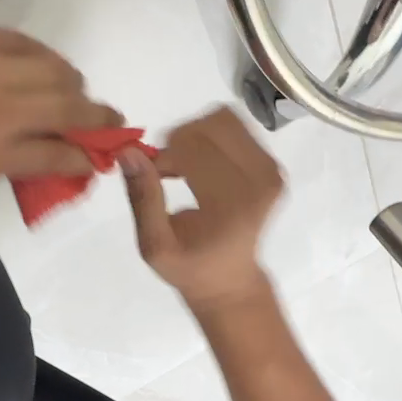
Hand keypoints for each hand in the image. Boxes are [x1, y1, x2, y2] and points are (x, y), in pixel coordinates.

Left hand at [0, 23, 121, 182]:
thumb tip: (25, 157)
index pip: (60, 155)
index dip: (85, 158)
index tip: (95, 158)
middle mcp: (6, 112)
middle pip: (72, 111)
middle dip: (100, 118)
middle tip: (111, 122)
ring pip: (59, 73)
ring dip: (76, 84)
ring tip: (77, 91)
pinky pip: (29, 44)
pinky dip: (45, 55)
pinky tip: (47, 62)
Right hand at [121, 107, 281, 307]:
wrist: (228, 280)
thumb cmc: (187, 266)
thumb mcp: (153, 245)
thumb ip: (142, 198)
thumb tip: (127, 151)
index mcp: (232, 203)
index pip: (193, 149)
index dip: (165, 155)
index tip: (153, 177)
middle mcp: (260, 181)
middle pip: (211, 125)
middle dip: (180, 141)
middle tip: (166, 171)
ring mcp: (271, 172)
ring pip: (225, 120)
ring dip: (195, 136)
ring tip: (182, 167)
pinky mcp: (273, 167)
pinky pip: (236, 130)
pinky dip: (210, 141)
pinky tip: (200, 167)